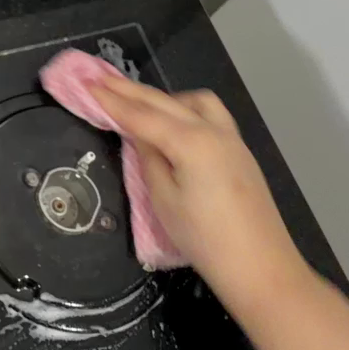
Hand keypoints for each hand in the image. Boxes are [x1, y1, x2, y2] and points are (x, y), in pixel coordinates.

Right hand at [93, 77, 310, 310]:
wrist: (263, 270)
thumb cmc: (205, 239)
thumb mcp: (163, 198)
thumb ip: (148, 157)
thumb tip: (139, 135)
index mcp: (191, 142)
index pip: (141, 115)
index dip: (110, 100)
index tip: (85, 83)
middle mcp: (213, 130)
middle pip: (164, 101)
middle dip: (129, 90)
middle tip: (98, 78)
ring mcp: (232, 139)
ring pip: (194, 101)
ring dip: (163, 98)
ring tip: (138, 105)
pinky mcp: (240, 153)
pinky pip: (209, 116)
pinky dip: (184, 110)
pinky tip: (172, 125)